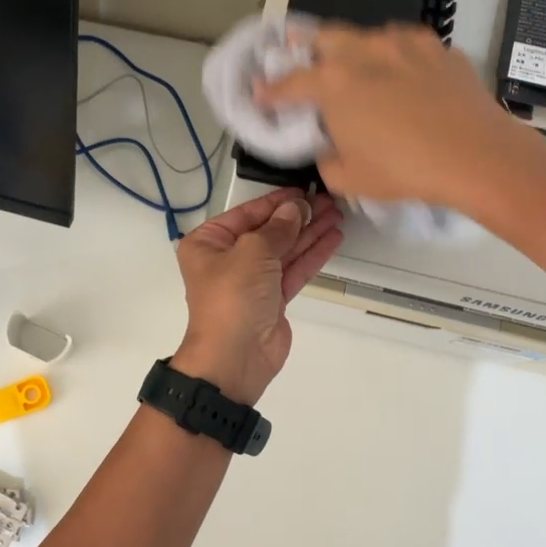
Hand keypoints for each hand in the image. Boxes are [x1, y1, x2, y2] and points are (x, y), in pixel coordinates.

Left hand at [171, 188, 343, 404]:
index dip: (276, 201)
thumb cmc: (233, 296)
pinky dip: (312, 255)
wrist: (235, 356)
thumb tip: (296, 208)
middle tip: (329, 201)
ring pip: (284, 250)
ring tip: (337, 215)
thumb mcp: (253, 252)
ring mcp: (251, 280)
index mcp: (208, 243)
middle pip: (268, 231)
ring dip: (310, 233)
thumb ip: (277, 228)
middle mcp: (227, 259)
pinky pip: (293, 270)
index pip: (246, 214)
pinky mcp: (271, 299)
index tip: (304, 189)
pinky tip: (333, 239)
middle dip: (298, 216)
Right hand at [256, 23, 545, 213]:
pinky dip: (396, 55)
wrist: (479, 157)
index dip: (270, 90)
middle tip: (299, 54)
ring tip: (355, 63)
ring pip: (369, 35)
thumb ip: (327, 157)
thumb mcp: (348, 178)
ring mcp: (406, 45)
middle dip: (306, 45)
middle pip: (325, 37)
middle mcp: (365, 53)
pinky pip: (407, 45)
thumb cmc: (405, 170)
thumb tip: (330, 145)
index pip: (289, 82)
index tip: (260, 93)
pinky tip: (401, 72)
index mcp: (334, 83)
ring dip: (354, 47)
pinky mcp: (440, 50)